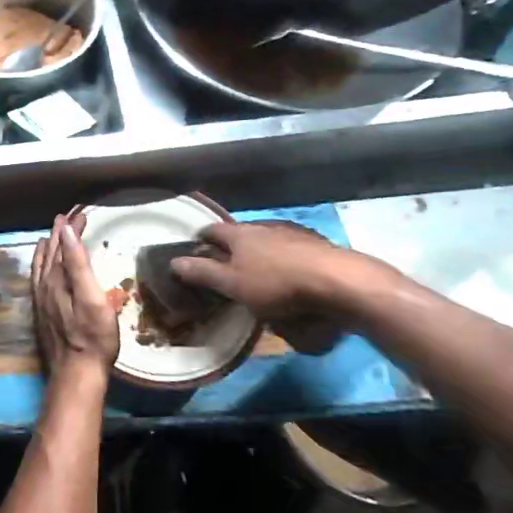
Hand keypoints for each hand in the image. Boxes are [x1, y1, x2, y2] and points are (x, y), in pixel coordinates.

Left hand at [31, 212, 118, 387]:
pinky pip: (39, 281)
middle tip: (65, 218)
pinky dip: (41, 268)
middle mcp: (45, 287)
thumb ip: (78, 264)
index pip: (63, 246)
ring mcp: (42, 301)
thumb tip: (66, 232)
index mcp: (57, 279)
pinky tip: (44, 272)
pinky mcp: (43, 314)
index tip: (80, 213)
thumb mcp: (91, 297)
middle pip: (51, 254)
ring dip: (48, 250)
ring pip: (42, 267)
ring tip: (50, 238)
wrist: (76, 373)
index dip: (71, 229)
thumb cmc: (92, 336)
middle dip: (59, 235)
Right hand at [169, 221, 378, 353]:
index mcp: (240, 235)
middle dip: (231, 247)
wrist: (339, 283)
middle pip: (241, 234)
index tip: (194, 247)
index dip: (201, 238)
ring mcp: (294, 234)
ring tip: (257, 273)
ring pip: (267, 241)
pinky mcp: (317, 246)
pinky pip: (291, 251)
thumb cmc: (277, 284)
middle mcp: (264, 228)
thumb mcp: (233, 285)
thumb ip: (203, 273)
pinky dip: (284, 261)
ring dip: (259, 253)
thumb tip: (173, 261)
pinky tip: (289, 278)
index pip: (212, 230)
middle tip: (225, 265)